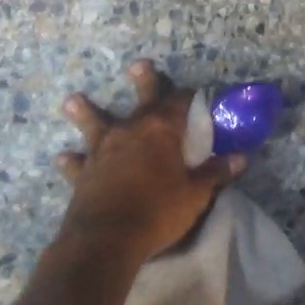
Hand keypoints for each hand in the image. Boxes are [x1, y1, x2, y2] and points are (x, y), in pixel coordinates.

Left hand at [54, 59, 243, 261]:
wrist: (106, 240)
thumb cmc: (158, 212)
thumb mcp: (195, 194)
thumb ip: (215, 173)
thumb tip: (241, 158)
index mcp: (163, 130)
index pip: (182, 102)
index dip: (192, 96)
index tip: (199, 94)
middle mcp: (131, 131)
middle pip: (142, 100)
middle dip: (143, 81)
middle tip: (138, 64)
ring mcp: (103, 150)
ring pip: (95, 124)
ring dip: (86, 113)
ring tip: (74, 100)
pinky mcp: (83, 173)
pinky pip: (77, 163)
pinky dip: (72, 160)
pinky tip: (64, 157)